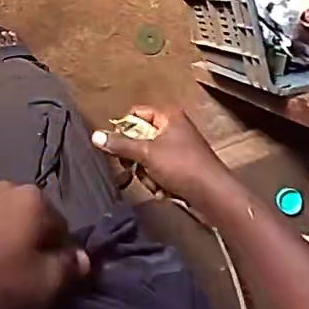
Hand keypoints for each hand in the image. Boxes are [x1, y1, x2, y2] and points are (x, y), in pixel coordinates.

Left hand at [0, 182, 90, 308]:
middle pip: (37, 224)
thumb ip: (72, 268)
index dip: (62, 260)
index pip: (65, 230)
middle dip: (36, 249)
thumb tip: (84, 258)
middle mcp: (11, 187)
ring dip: (11, 246)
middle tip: (26, 282)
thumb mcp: (46, 283)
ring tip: (0, 278)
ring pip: (11, 225)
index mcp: (37, 198)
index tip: (51, 284)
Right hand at [91, 106, 237, 209]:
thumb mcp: (146, 153)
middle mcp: (174, 127)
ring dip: (147, 174)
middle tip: (137, 168)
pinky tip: (164, 191)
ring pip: (148, 157)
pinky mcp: (182, 166)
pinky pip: (160, 170)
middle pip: (140, 137)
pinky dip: (158, 181)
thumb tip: (95, 135)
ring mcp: (179, 147)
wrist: (213, 195)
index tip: (120, 147)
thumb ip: (120, 144)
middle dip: (136, 158)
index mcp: (168, 115)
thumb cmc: (181, 166)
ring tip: (156, 183)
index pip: (135, 114)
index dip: (124, 129)